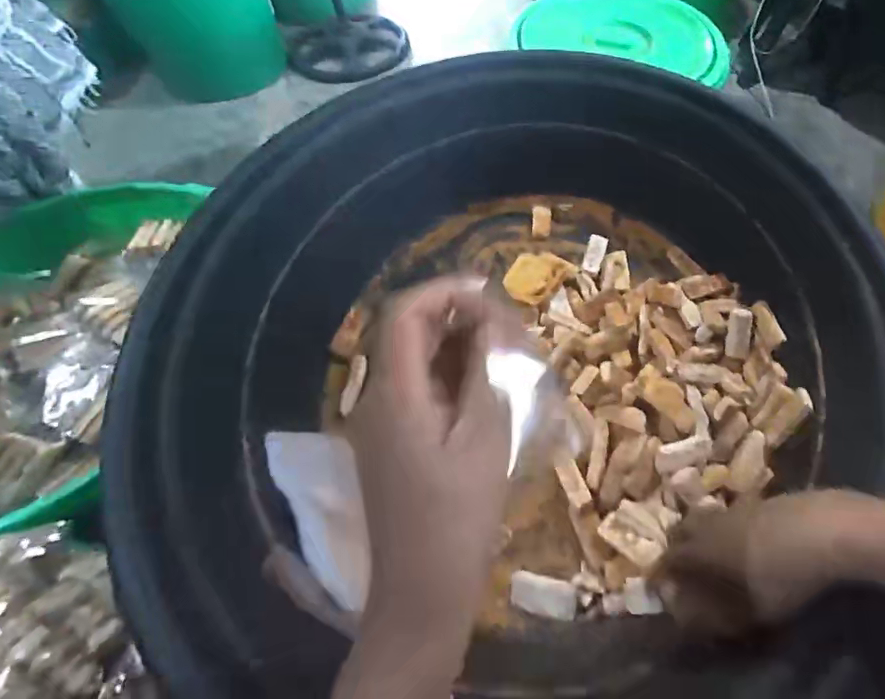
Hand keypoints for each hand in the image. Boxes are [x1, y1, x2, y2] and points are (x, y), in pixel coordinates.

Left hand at [346, 276, 514, 645]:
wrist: (421, 594)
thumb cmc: (458, 516)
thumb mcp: (485, 436)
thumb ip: (486, 370)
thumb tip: (490, 323)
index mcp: (393, 392)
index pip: (405, 313)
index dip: (444, 291)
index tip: (488, 292)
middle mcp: (377, 396)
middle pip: (410, 331)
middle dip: (458, 316)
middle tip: (507, 327)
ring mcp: (382, 419)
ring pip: (417, 357)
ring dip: (458, 343)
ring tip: (505, 350)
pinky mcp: (393, 437)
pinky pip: (420, 385)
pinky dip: (452, 372)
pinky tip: (486, 381)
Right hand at [656, 490, 884, 636]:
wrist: (820, 528)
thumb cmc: (782, 574)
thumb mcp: (751, 609)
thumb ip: (716, 615)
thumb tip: (686, 616)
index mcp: (701, 547)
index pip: (670, 557)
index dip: (661, 572)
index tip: (659, 585)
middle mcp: (710, 522)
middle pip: (682, 529)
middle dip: (677, 546)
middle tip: (682, 566)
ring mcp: (734, 508)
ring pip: (704, 517)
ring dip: (700, 533)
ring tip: (710, 553)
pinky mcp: (757, 502)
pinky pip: (726, 514)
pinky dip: (723, 528)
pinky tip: (741, 541)